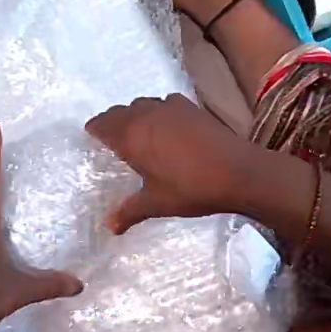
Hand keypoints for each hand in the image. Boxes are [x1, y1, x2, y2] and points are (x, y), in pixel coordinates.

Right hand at [85, 95, 279, 232]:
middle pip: (121, 111)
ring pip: (144, 104)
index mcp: (132, 136)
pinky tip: (167, 126)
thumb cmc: (191, 188)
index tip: (91, 134)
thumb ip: (129, 212)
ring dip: (136, 114)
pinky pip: (166, 104)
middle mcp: (147, 115)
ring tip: (137, 131)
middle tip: (110, 136)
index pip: (103, 124)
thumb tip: (109, 227)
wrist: (239, 172)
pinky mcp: (192, 108)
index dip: (95, 128)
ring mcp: (172, 107)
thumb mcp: (156, 203)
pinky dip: (159, 112)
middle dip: (113, 121)